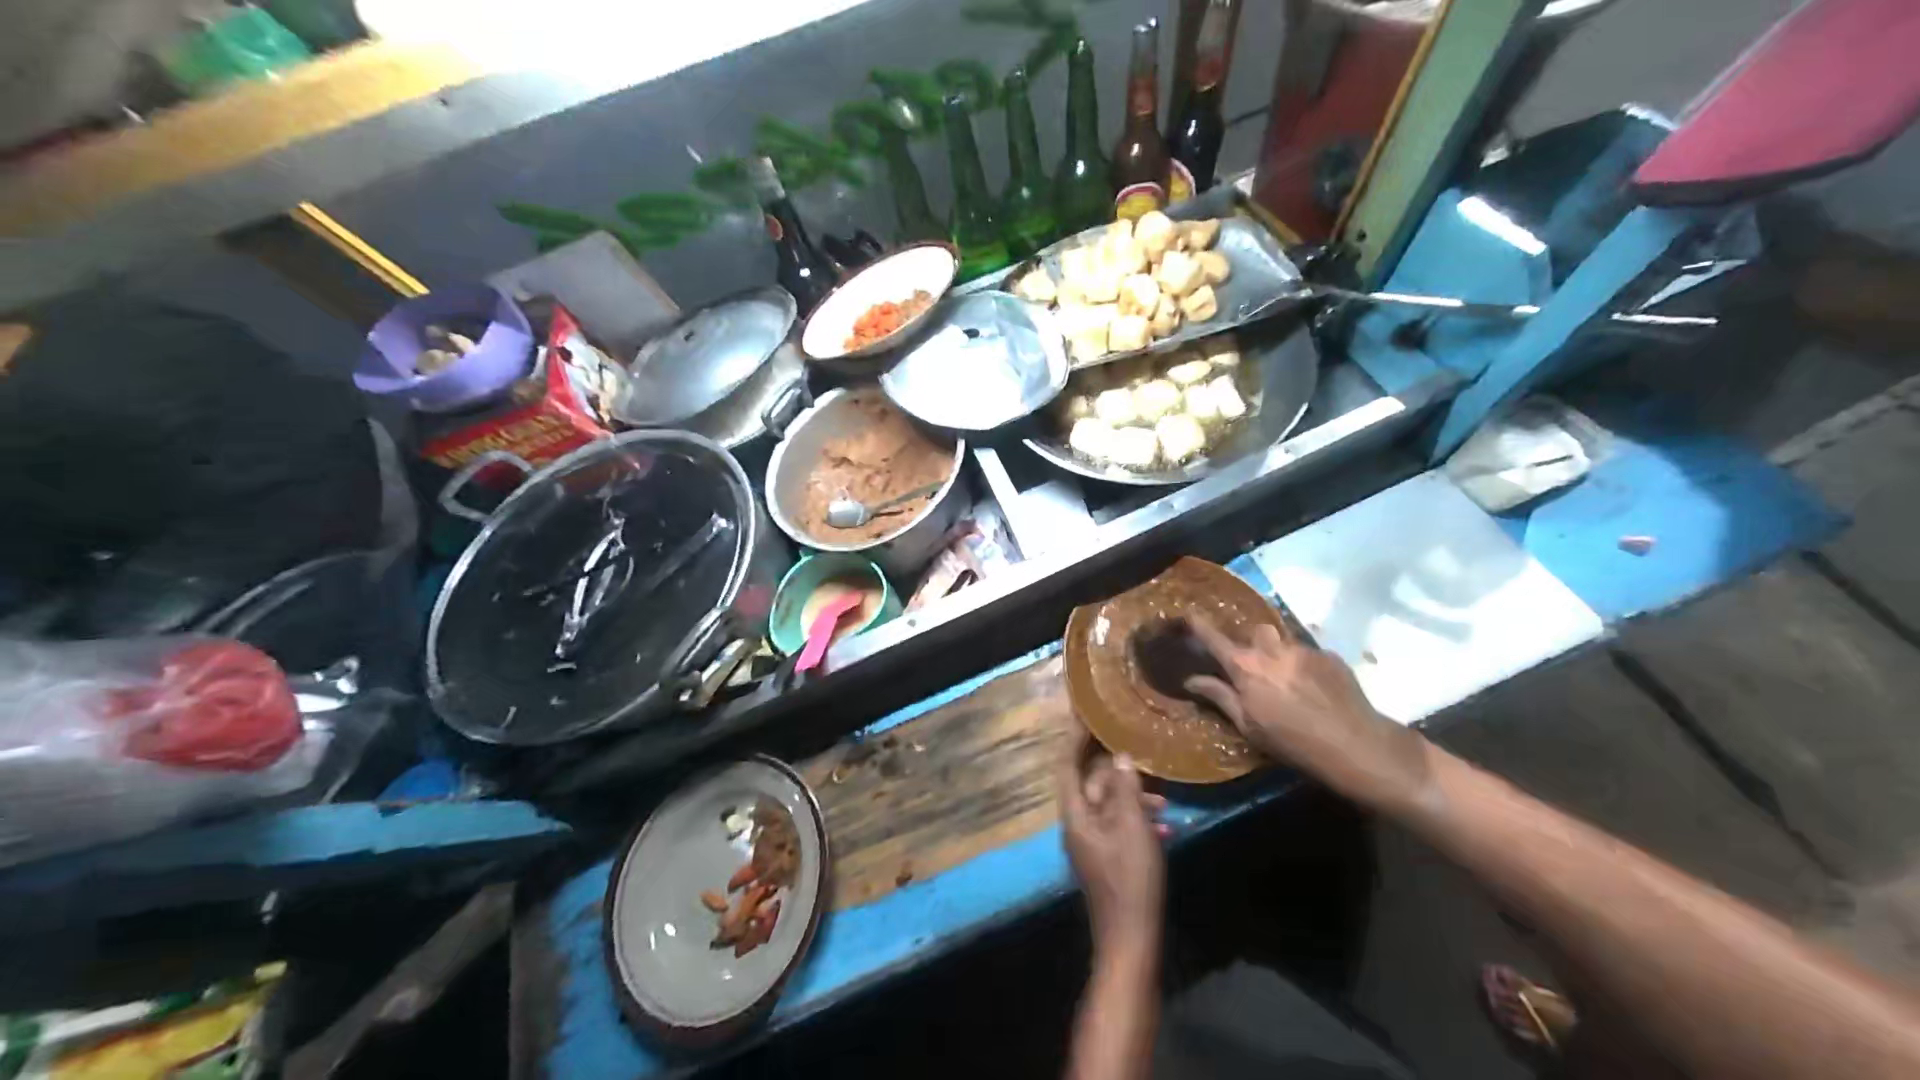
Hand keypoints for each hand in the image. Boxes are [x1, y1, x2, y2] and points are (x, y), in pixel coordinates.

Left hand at [1059, 730, 1165, 953]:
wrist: (1131, 938)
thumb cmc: (1130, 879)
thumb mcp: (1132, 828)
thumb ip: (1124, 790)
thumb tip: (1120, 757)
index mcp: (1075, 815)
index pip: (1067, 765)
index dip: (1074, 738)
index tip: (1084, 713)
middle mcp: (1077, 825)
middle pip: (1092, 785)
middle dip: (1117, 771)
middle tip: (1141, 756)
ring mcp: (1091, 843)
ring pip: (1109, 806)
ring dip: (1133, 799)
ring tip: (1164, 801)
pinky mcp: (1106, 859)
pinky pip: (1119, 827)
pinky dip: (1138, 821)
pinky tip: (1164, 826)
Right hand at [1184, 618, 1433, 813]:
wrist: (1356, 745)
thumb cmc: (1292, 741)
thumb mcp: (1248, 725)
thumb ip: (1219, 696)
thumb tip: (1191, 679)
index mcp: (1246, 666)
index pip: (1213, 638)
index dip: (1197, 625)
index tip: (1187, 613)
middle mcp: (1271, 649)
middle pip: (1253, 634)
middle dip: (1250, 645)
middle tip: (1254, 669)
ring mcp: (1303, 649)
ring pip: (1281, 643)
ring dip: (1278, 656)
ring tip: (1288, 683)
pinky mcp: (1329, 655)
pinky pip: (1307, 654)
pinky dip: (1303, 666)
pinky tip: (1313, 689)